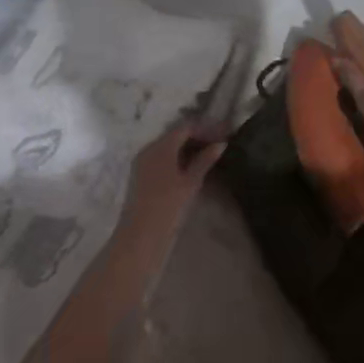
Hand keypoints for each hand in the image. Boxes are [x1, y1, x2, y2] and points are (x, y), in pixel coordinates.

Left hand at [116, 122, 224, 247]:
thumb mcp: (191, 181)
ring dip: (187, 148)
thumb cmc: (168, 205)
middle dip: (197, 136)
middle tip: (218, 143)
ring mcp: (143, 161)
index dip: (205, 129)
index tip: (223, 135)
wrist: (141, 234)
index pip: (185, 127)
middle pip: (176, 135)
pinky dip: (177, 157)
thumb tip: (221, 143)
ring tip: (208, 155)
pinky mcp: (141, 174)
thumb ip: (205, 160)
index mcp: (161, 146)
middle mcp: (149, 148)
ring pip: (168, 146)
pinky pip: (161, 157)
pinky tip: (191, 167)